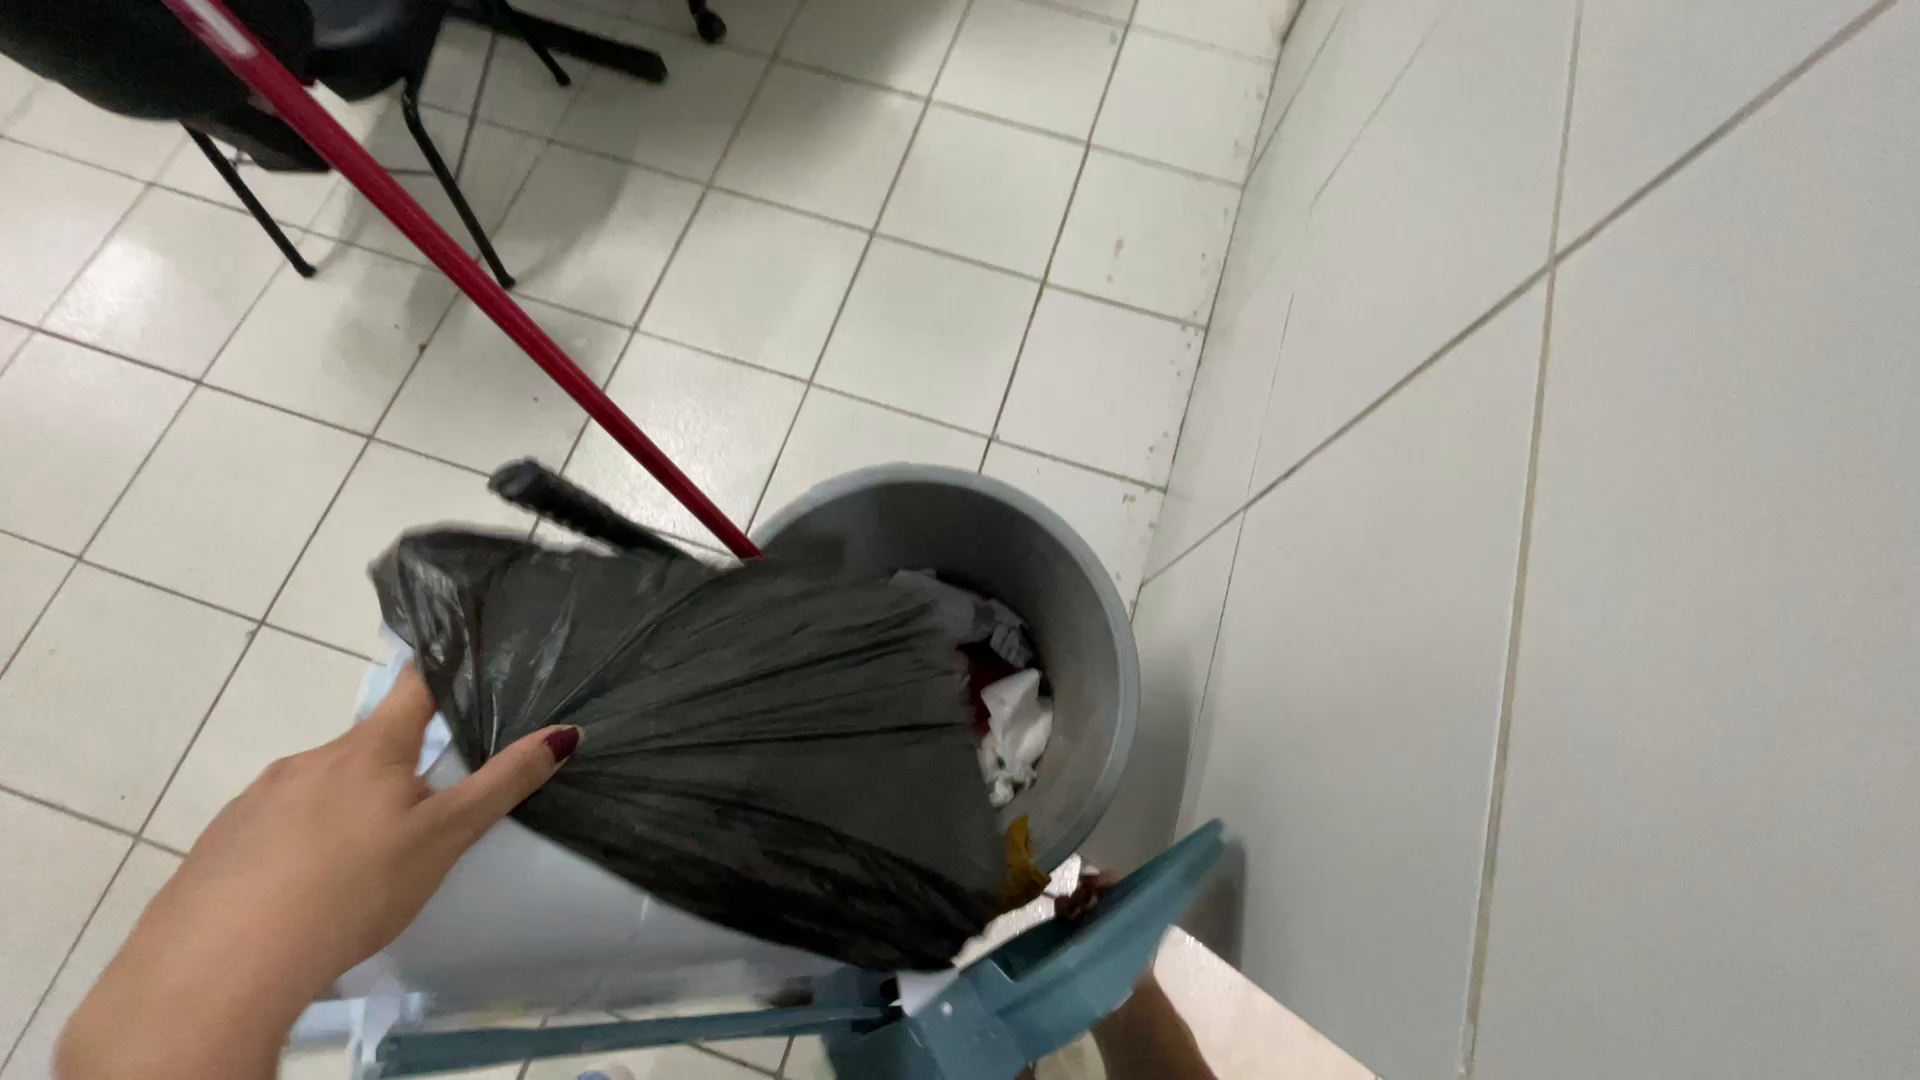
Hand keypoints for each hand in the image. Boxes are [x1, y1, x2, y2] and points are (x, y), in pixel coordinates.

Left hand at [57, 665, 578, 1079]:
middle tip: (424, 814)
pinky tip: (309, 887)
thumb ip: (504, 782)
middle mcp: (310, 760)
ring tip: (367, 861)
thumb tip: (565, 732)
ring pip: (324, 786)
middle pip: (372, 744)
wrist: (212, 977)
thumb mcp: (446, 837)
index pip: (415, 685)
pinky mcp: (218, 845)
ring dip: (352, 805)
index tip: (464, 652)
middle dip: (402, 766)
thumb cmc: (352, 889)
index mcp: (370, 750)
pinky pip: (277, 825)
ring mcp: (256, 801)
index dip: (444, 666)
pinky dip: (304, 840)